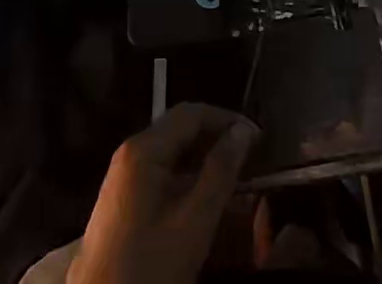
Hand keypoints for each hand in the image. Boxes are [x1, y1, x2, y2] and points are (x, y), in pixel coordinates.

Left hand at [68, 103, 258, 283]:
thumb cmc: (149, 268)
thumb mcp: (194, 221)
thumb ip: (221, 171)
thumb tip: (243, 131)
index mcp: (143, 150)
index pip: (191, 114)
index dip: (227, 119)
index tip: (258, 138)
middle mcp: (129, 154)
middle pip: (180, 130)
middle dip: (217, 139)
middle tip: (252, 157)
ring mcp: (123, 178)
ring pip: (172, 154)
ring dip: (205, 160)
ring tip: (237, 177)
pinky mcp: (123, 202)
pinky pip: (162, 175)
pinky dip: (188, 178)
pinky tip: (207, 199)